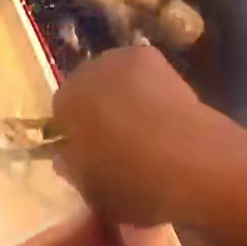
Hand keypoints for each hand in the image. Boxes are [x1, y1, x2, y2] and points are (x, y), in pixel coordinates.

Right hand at [52, 46, 231, 225]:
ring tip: (141, 121)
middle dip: (95, 105)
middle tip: (114, 135)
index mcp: (67, 102)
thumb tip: (67, 154)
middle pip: (86, 85)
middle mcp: (88, 70)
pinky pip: (138, 69)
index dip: (73, 130)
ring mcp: (120, 57)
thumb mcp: (92, 191)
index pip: (60, 110)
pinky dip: (144, 83)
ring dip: (119, 91)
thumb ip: (74, 168)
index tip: (88, 149)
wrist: (186, 155)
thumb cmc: (132, 181)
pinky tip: (159, 107)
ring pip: (112, 74)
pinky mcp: (150, 54)